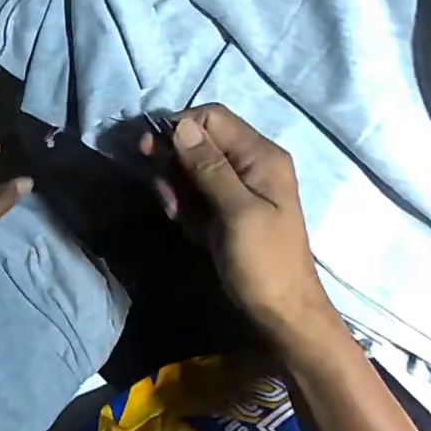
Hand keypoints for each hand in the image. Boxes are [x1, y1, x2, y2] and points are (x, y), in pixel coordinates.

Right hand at [141, 104, 330, 334]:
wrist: (281, 313)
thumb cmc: (263, 262)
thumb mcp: (236, 212)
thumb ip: (209, 168)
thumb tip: (181, 126)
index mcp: (261, 156)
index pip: (212, 117)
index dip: (179, 128)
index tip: (149, 151)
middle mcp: (249, 163)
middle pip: (198, 141)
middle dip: (174, 164)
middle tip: (166, 195)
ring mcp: (237, 187)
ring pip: (190, 169)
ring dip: (176, 189)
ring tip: (181, 217)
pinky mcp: (224, 209)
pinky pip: (194, 194)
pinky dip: (184, 207)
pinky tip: (190, 228)